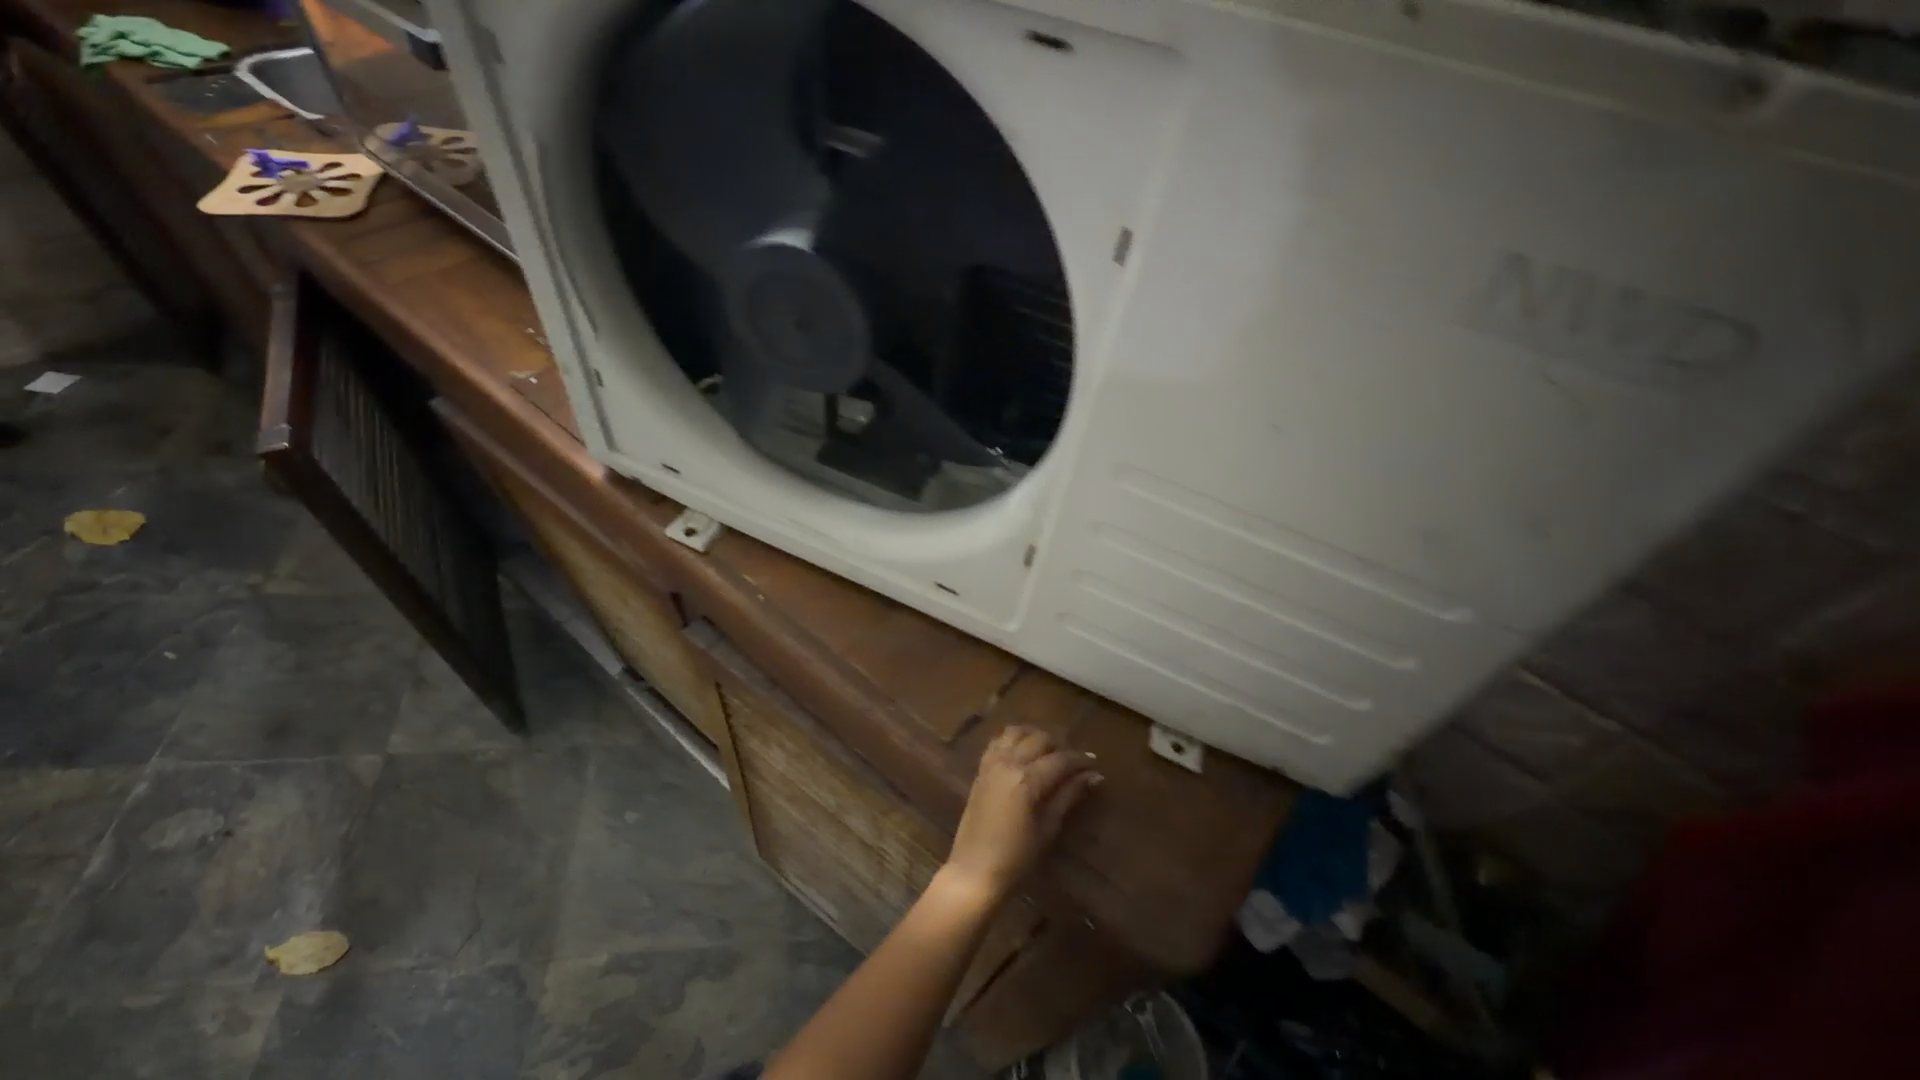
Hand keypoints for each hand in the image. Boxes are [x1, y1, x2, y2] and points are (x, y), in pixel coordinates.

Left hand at [943, 726, 1101, 903]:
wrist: (975, 870)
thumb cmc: (1017, 856)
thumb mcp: (1048, 826)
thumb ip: (1069, 795)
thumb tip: (1094, 776)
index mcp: (1027, 779)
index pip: (1061, 759)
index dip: (1080, 760)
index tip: (1094, 765)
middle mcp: (1008, 763)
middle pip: (1039, 739)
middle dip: (1060, 746)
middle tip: (1073, 764)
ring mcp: (991, 764)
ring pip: (1016, 732)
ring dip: (1035, 738)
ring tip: (1048, 754)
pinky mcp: (980, 770)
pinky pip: (997, 742)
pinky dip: (1013, 740)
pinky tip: (1024, 754)